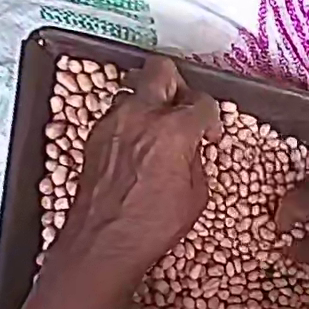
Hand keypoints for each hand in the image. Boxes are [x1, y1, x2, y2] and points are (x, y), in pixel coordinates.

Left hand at [47, 57, 217, 284]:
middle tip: (184, 107)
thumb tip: (192, 147)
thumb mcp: (197, 194)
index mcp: (175, 129)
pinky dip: (133, 120)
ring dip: (151, 101)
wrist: (107, 238)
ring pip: (136, 88)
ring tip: (160, 127)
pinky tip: (141, 146)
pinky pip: (118, 112)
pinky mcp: (96, 133)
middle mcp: (142, 115)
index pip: (203, 102)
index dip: (212, 118)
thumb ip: (197, 158)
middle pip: (162, 70)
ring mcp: (114, 120)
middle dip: (178, 85)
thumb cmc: (154, 223)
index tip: (211, 133)